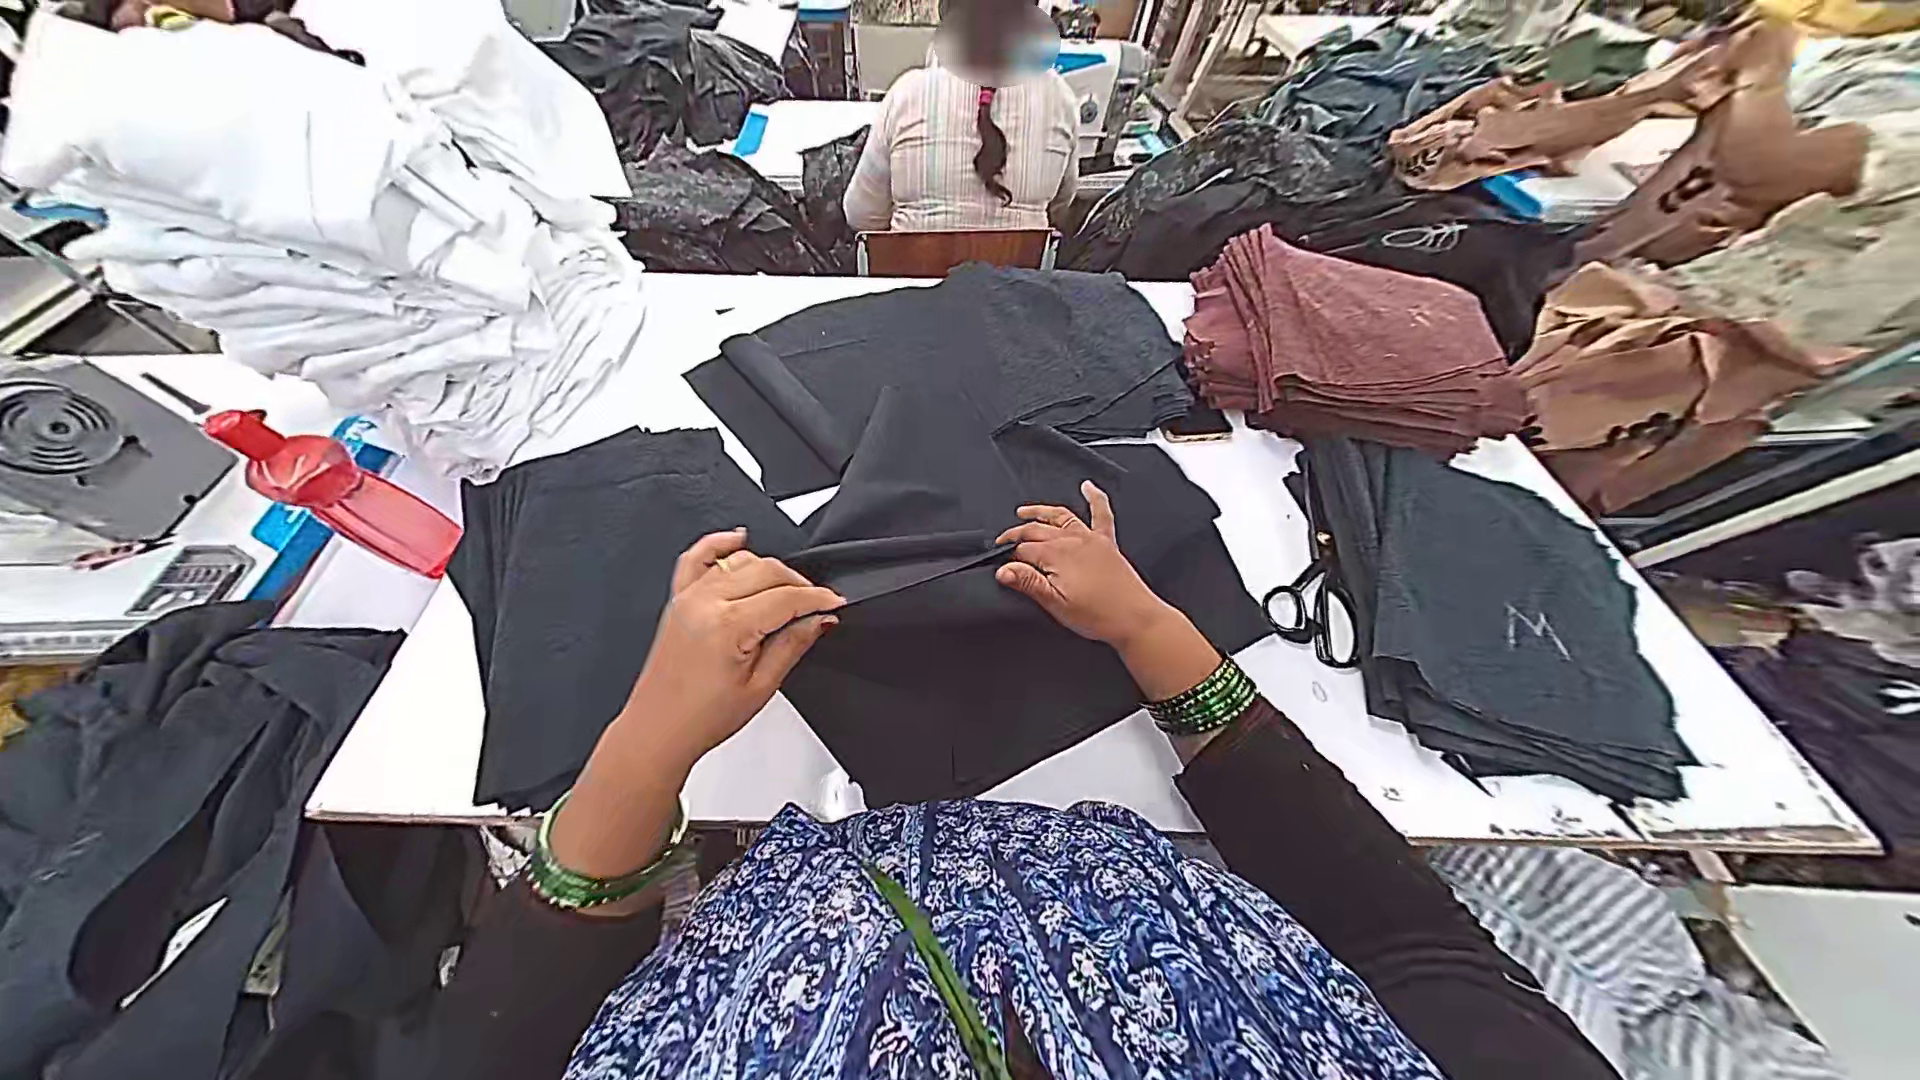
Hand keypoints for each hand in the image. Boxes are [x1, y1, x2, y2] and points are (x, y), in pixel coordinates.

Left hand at [623, 529, 845, 766]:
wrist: (658, 731)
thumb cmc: (701, 717)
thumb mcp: (762, 686)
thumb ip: (793, 643)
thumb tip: (819, 619)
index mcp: (727, 626)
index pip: (786, 598)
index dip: (818, 599)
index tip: (835, 602)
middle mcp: (705, 603)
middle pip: (767, 570)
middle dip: (800, 584)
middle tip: (817, 604)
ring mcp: (688, 597)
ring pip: (741, 560)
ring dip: (770, 569)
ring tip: (788, 591)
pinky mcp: (678, 599)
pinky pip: (696, 558)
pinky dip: (718, 544)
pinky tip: (737, 539)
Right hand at [995, 481, 1222, 705]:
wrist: (1135, 618)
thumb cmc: (1099, 615)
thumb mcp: (1055, 603)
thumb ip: (1027, 583)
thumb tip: (1003, 570)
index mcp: (1057, 554)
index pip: (1021, 548)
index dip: (1006, 554)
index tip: (998, 562)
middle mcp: (1072, 540)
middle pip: (1035, 530)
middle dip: (1015, 533)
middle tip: (1002, 542)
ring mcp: (1090, 538)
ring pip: (1059, 516)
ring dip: (1039, 511)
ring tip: (1023, 511)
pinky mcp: (1106, 541)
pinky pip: (1100, 513)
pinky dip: (1095, 497)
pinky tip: (1088, 487)